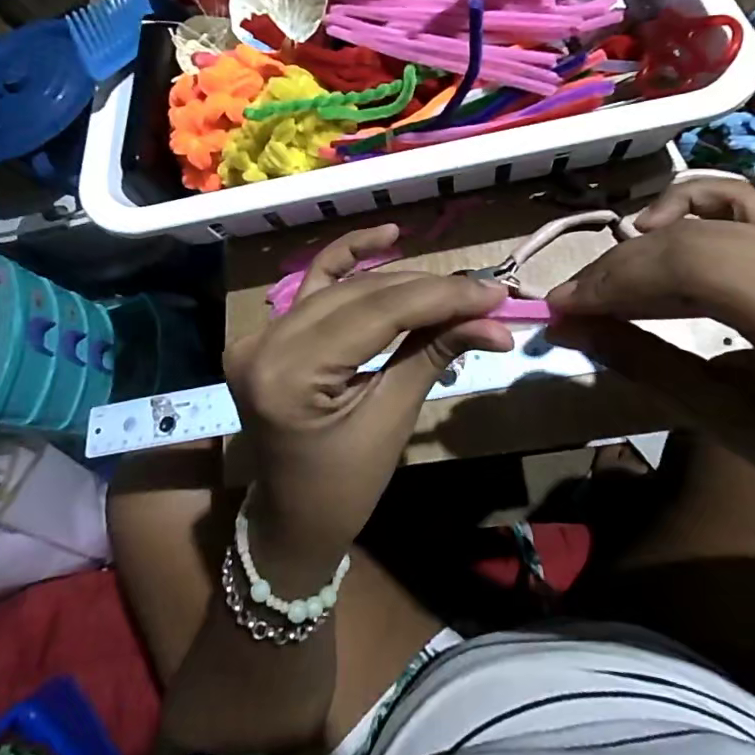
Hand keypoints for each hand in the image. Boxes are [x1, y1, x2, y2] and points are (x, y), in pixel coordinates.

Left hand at [226, 224, 510, 579]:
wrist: (291, 518)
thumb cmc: (344, 486)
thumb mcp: (392, 419)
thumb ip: (435, 354)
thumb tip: (494, 319)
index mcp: (289, 374)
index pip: (377, 313)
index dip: (441, 298)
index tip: (494, 293)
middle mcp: (265, 342)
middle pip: (362, 294)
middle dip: (430, 292)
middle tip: (485, 295)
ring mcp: (261, 334)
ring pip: (347, 288)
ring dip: (404, 283)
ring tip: (457, 288)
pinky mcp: (268, 332)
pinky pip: (315, 285)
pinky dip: (351, 258)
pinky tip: (387, 236)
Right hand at [545, 179, 754, 523]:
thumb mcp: (720, 420)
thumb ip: (642, 360)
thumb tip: (567, 324)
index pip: (698, 269)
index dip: (620, 278)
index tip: (566, 303)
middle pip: (702, 241)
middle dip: (624, 266)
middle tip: (575, 299)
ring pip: (717, 221)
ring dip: (650, 246)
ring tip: (610, 279)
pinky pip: (749, 207)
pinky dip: (695, 209)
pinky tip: (658, 226)